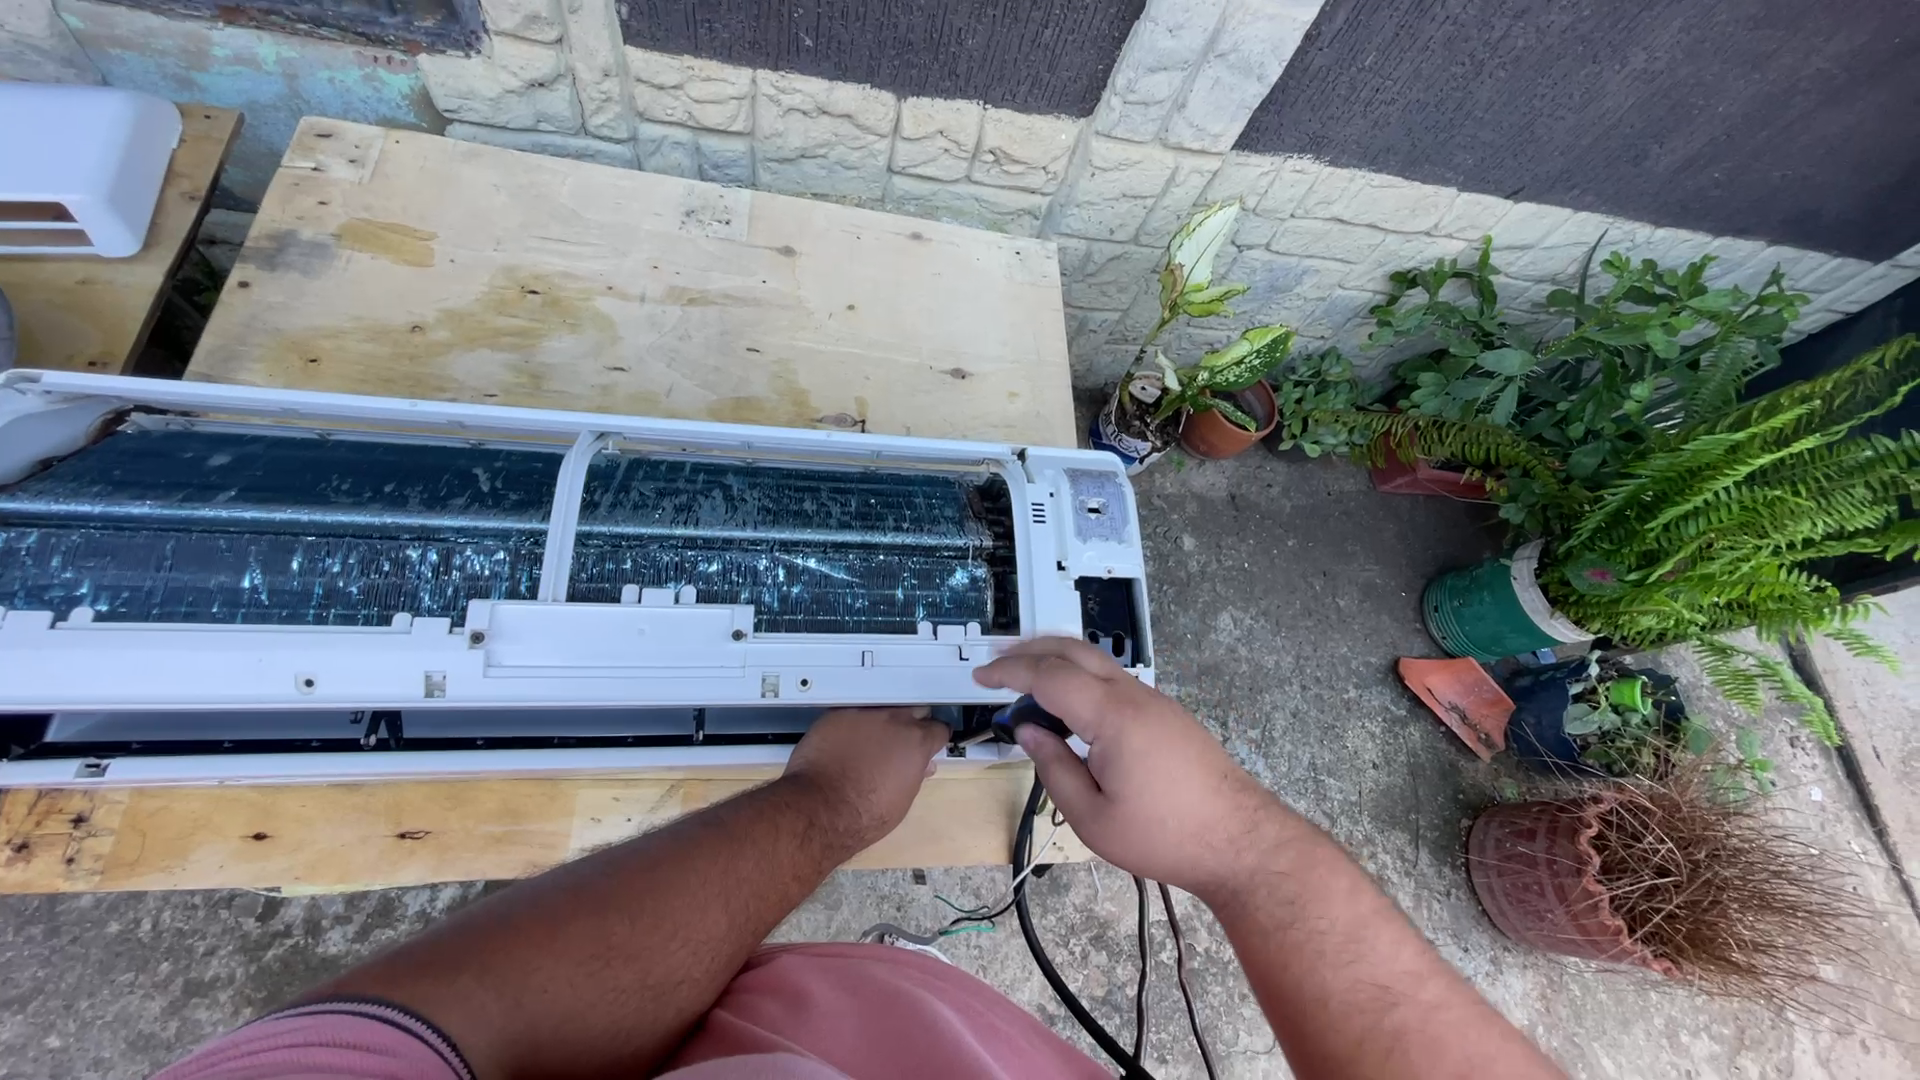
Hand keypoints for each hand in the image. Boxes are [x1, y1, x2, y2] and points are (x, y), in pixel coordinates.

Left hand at [782, 707, 948, 854]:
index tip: (928, 746)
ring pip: (881, 711)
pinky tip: (845, 744)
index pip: (938, 729)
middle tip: (898, 746)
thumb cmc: (865, 812)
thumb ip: (915, 773)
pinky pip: (852, 715)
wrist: (820, 809)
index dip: (934, 740)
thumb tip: (919, 766)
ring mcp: (864, 715)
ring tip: (869, 745)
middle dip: (910, 726)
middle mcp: (894, 720)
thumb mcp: (903, 798)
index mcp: (916, 741)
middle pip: (912, 712)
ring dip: (880, 725)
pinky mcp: (836, 715)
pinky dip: (852, 727)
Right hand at [973, 637, 1287, 897]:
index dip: (1009, 672)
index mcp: (1111, 716)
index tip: (980, 678)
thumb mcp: (1093, 818)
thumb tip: (1028, 730)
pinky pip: (1113, 679)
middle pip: (1073, 649)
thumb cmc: (1165, 837)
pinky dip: (1080, 677)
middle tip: (997, 667)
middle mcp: (1133, 695)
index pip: (1049, 675)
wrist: (1241, 841)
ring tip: (1026, 682)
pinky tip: (1069, 707)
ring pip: (1096, 660)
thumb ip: (1053, 768)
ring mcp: (1153, 700)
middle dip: (1029, 650)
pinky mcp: (1165, 713)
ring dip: (1056, 660)